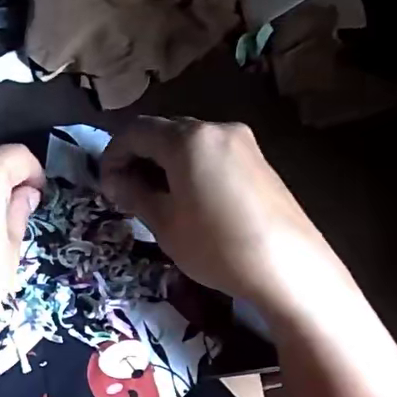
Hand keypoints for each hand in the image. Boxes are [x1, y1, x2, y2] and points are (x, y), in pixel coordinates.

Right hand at [101, 117, 347, 323]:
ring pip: (191, 142)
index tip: (106, 186)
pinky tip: (191, 199)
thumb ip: (135, 194)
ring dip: (166, 162)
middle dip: (139, 156)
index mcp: (187, 139)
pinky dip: (192, 167)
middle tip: (127, 193)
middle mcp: (216, 128)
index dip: (113, 155)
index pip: (135, 131)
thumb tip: (115, 181)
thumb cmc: (217, 247)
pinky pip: (214, 153)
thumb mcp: (166, 225)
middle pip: (165, 131)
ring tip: (157, 198)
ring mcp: (244, 142)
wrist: (289, 268)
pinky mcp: (260, 161)